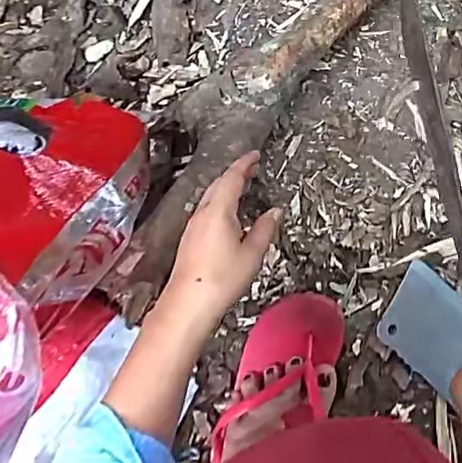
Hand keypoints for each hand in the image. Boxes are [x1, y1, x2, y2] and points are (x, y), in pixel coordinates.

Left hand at [161, 151, 283, 330]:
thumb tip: (275, 212)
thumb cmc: (220, 280)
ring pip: (210, 197)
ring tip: (242, 187)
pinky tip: (228, 214)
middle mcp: (202, 215)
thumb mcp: (252, 253)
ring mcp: (193, 228)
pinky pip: (206, 211)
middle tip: (252, 168)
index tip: (255, 155)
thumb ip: (265, 228)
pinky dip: (219, 203)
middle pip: (218, 184)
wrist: (186, 307)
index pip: (232, 178)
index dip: (244, 164)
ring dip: (226, 188)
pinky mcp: (189, 241)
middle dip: (235, 173)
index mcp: (218, 211)